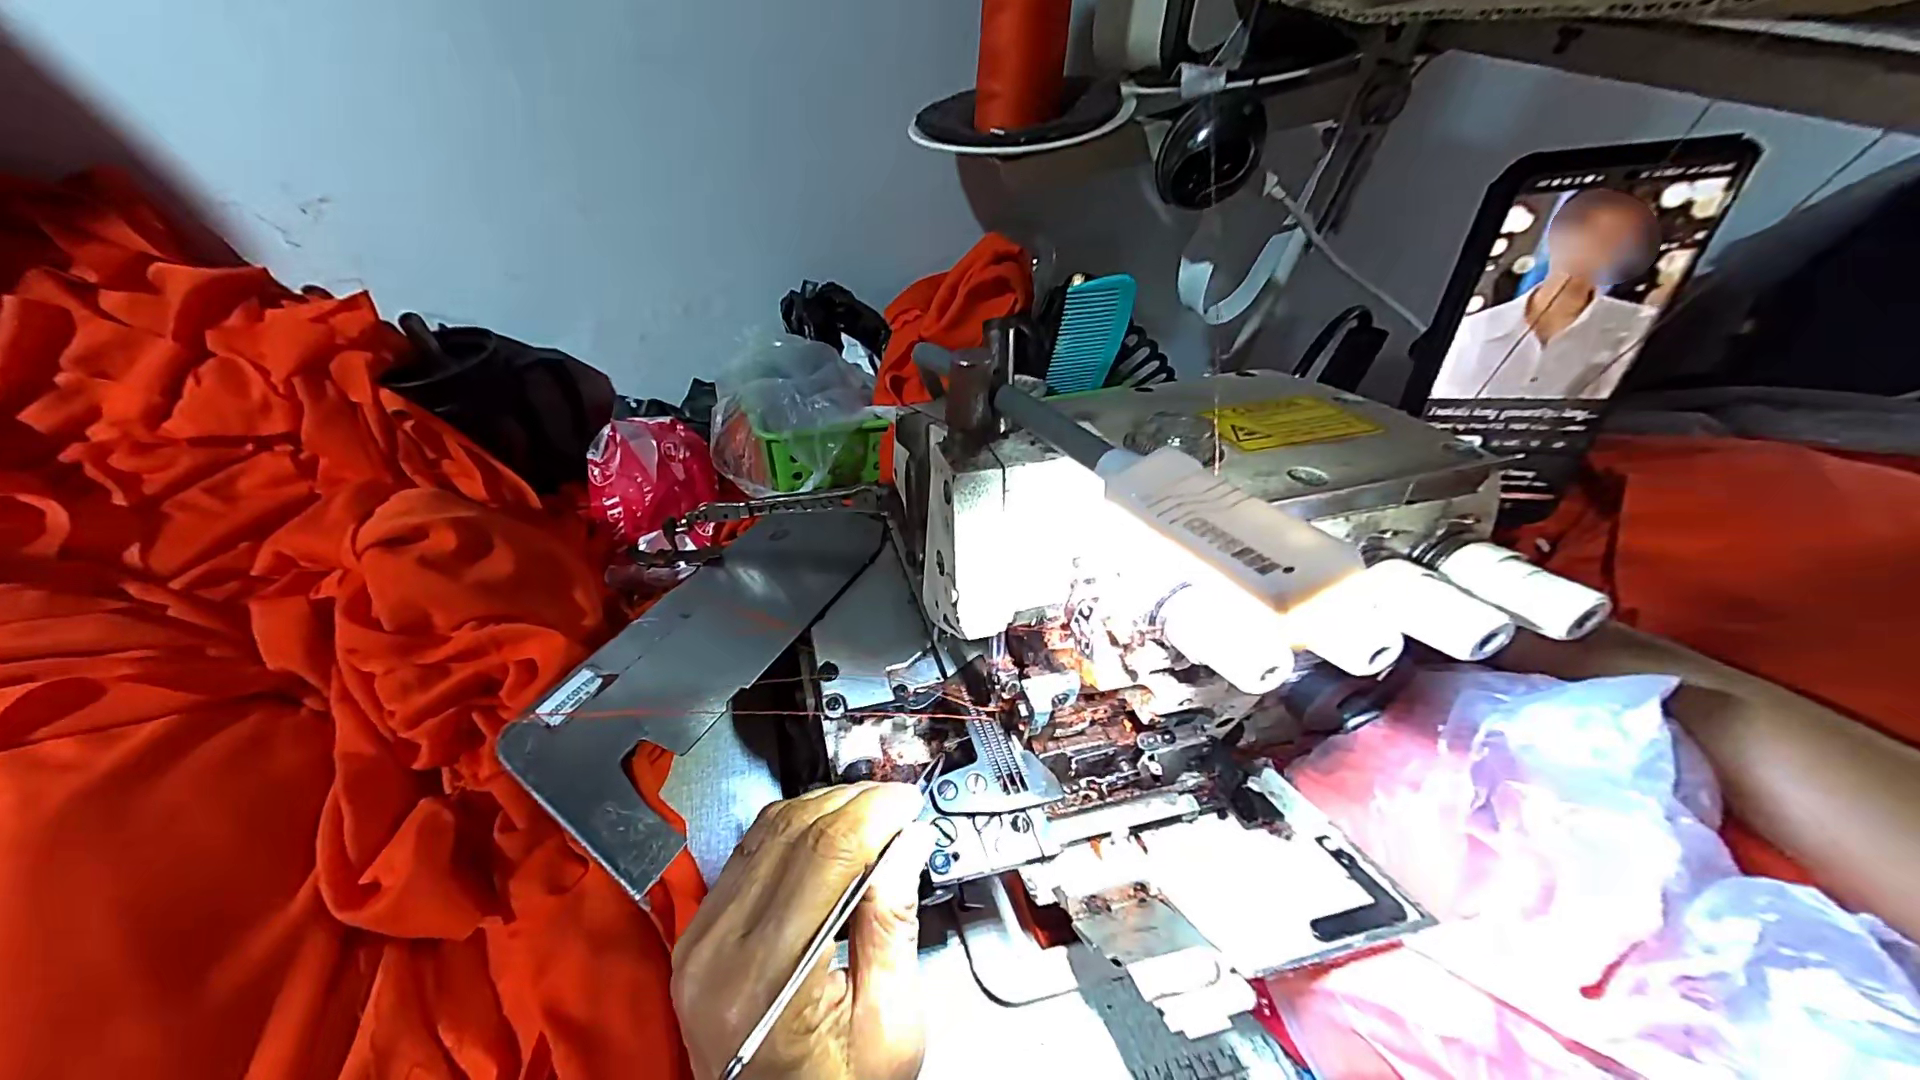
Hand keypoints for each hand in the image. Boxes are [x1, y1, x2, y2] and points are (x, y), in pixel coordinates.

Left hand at [671, 782, 937, 1079]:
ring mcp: (701, 936)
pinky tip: (831, 830)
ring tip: (872, 815)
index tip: (908, 804)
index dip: (874, 813)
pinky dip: (798, 824)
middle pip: (796, 830)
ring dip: (828, 806)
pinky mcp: (700, 928)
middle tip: (898, 807)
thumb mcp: (887, 1027)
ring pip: (771, 827)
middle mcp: (718, 952)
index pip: (826, 854)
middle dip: (857, 803)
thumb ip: (893, 925)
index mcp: (764, 983)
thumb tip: (907, 841)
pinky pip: (752, 846)